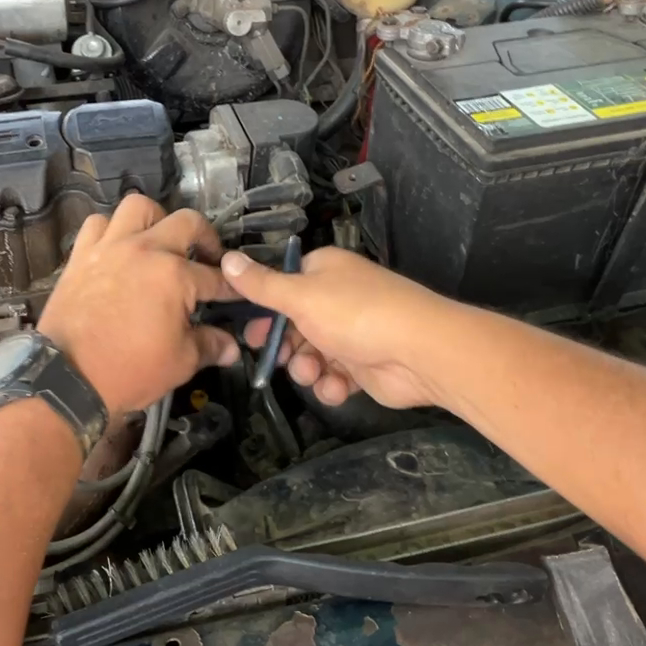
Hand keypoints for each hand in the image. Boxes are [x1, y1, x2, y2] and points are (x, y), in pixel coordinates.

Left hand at [38, 195, 240, 414]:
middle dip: (206, 238)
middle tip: (209, 257)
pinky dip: (112, 229)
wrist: (66, 379)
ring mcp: (110, 247)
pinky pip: (98, 224)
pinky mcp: (82, 254)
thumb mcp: (180, 363)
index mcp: (175, 275)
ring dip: (157, 220)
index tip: (240, 292)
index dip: (232, 287)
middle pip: (187, 223)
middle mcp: (145, 249)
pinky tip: (119, 246)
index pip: (215, 277)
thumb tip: (232, 346)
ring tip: (161, 240)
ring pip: (139, 207)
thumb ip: (209, 345)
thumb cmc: (128, 371)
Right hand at [221, 247, 458, 409]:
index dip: (264, 309)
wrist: (419, 351)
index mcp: (323, 270)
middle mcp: (337, 297)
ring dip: (306, 368)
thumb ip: (260, 285)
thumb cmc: (355, 314)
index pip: (283, 284)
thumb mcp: (299, 296)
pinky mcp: (365, 364)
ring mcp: (352, 331)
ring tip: (313, 374)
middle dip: (284, 345)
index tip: (250, 330)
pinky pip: (335, 375)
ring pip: (312, 352)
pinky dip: (331, 384)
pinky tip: (336, 387)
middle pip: (294, 323)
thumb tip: (225, 257)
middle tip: (272, 359)